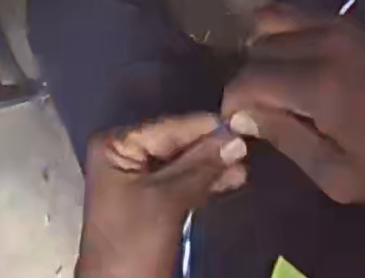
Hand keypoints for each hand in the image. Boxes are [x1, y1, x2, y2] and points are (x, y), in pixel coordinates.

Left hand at [77, 114, 248, 277]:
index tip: (239, 120)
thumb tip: (236, 139)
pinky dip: (206, 183)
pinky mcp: (153, 205)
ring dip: (213, 165)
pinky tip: (232, 178)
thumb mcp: (167, 201)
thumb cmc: (134, 244)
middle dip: (211, 146)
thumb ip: (200, 166)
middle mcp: (126, 156)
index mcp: (116, 145)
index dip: (204, 125)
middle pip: (176, 144)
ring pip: (183, 165)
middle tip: (247, 141)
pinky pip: (183, 185)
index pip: (167, 127)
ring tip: (244, 163)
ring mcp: (139, 181)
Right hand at [219, 5, 364, 204]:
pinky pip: (291, 11)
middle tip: (256, 108)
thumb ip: (285, 140)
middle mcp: (319, 44)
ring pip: (267, 21)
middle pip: (256, 49)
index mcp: (318, 86)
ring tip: (269, 79)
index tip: (235, 120)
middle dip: (246, 78)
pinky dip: (276, 30)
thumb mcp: (338, 176)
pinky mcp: (341, 20)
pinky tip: (285, 57)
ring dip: (258, 50)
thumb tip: (242, 115)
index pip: (249, 78)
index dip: (233, 100)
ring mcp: (331, 25)